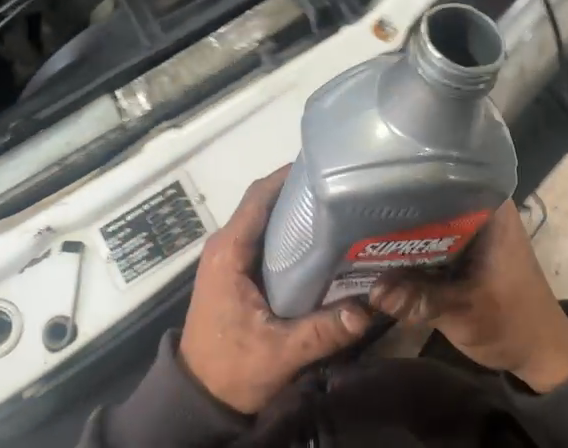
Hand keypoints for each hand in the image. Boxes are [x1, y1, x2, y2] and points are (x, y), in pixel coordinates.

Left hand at [179, 167, 371, 413]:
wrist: (199, 399)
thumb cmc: (232, 370)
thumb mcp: (280, 353)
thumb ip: (322, 331)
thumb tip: (368, 309)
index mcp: (229, 251)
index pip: (258, 196)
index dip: (288, 177)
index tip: (324, 167)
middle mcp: (225, 245)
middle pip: (264, 202)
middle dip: (299, 192)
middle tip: (341, 189)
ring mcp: (228, 258)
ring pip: (264, 220)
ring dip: (294, 212)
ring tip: (336, 208)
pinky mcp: (235, 272)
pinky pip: (263, 239)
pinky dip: (288, 233)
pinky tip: (319, 241)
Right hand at [368, 200, 567, 392]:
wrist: (541, 355)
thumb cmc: (512, 324)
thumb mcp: (465, 312)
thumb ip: (419, 298)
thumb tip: (372, 290)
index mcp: (490, 208)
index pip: (442, 179)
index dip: (405, 184)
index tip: (370, 190)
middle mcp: (478, 207)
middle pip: (429, 199)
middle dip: (395, 210)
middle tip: (355, 213)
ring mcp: (468, 227)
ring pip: (426, 220)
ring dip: (399, 232)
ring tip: (358, 229)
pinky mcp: (460, 247)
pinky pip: (428, 239)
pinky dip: (409, 249)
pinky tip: (378, 251)